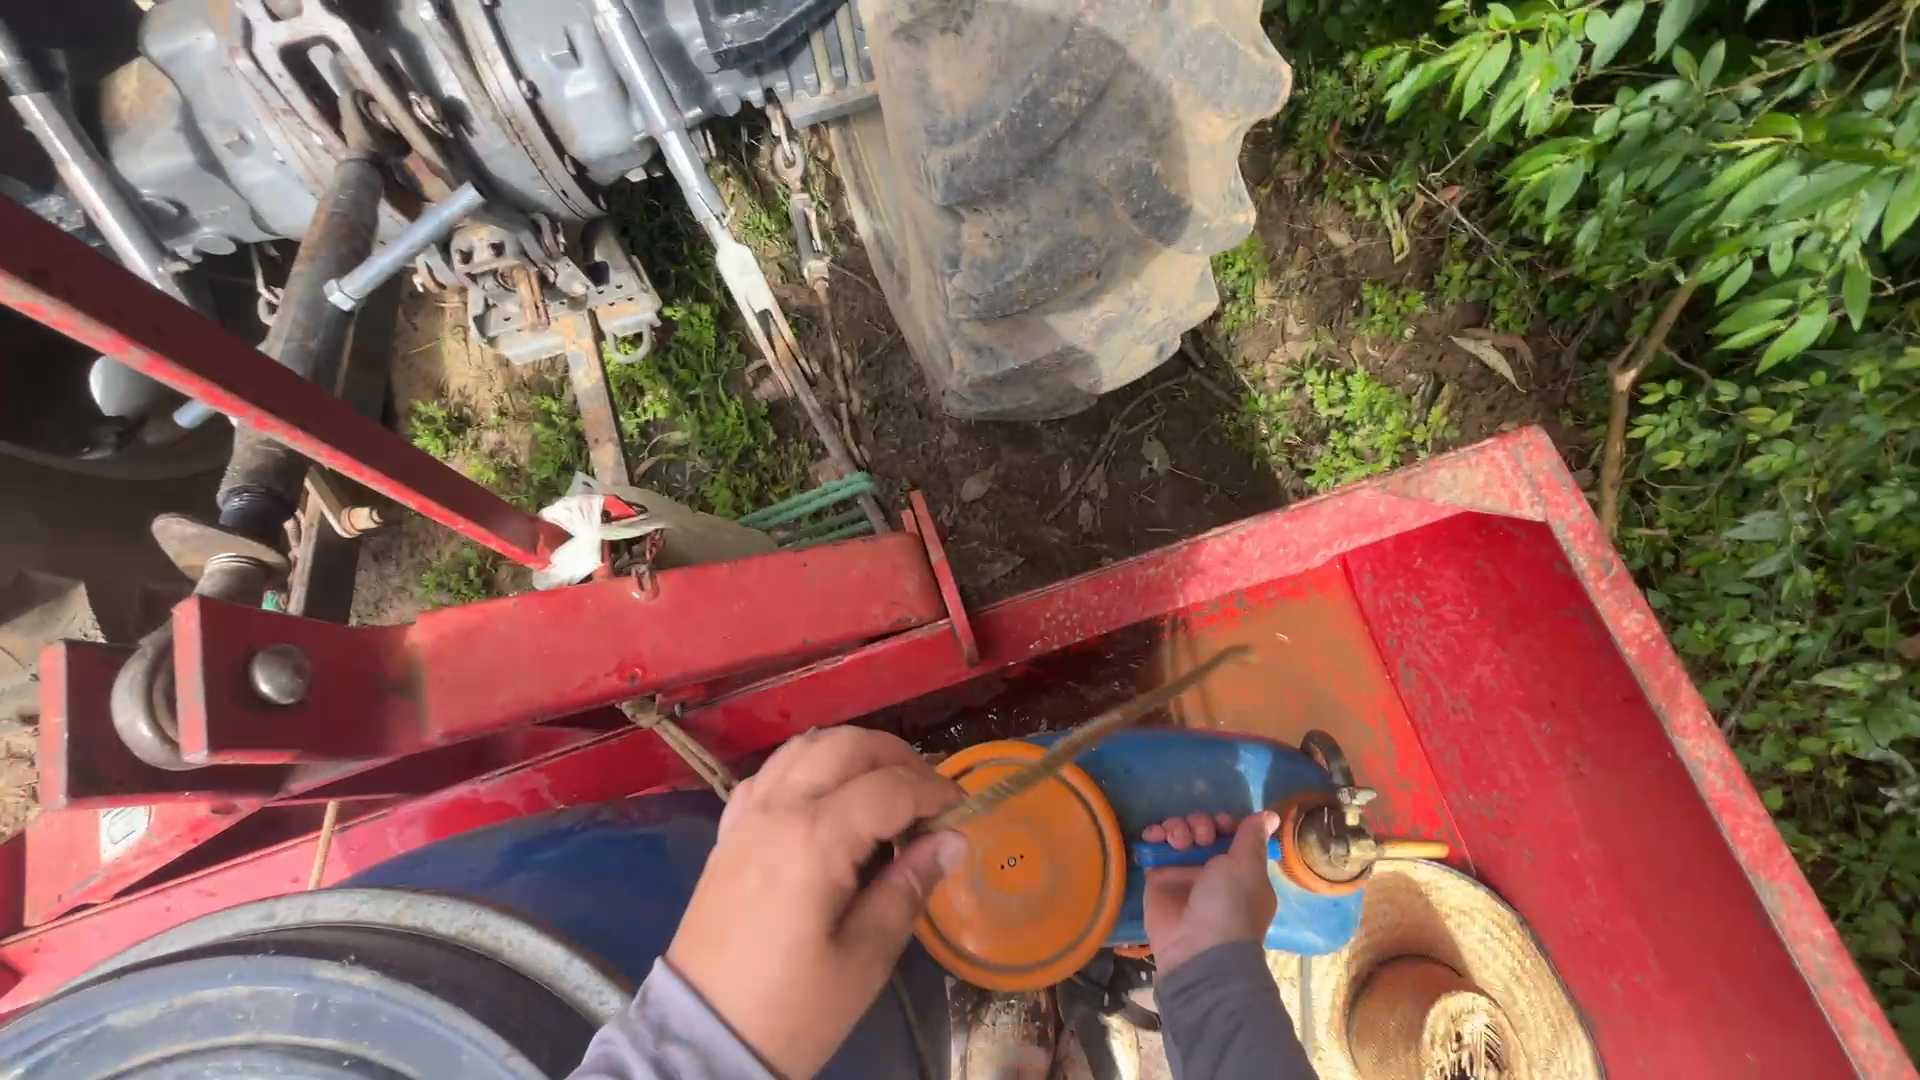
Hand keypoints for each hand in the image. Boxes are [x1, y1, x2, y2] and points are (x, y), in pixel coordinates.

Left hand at [666, 728, 966, 1078]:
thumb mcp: (864, 958)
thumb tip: (953, 839)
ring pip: (807, 745)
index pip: (890, 787)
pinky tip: (826, 793)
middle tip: (928, 791)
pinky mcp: (730, 830)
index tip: (962, 808)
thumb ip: (909, 887)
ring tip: (884, 783)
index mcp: (815, 839)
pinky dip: (809, 764)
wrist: (701, 1040)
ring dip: (853, 750)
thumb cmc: (791, 1009)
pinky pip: (772, 771)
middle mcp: (779, 809)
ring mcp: (749, 814)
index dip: (934, 790)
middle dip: (898, 757)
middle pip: (848, 745)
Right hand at [1140, 811, 1279, 974]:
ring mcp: (1183, 871)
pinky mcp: (1158, 877)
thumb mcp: (1247, 867)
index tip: (1220, 826)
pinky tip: (1154, 836)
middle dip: (1198, 824)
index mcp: (1239, 867)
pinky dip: (1153, 835)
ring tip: (1176, 841)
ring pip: (1177, 833)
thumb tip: (1270, 814)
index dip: (1223, 822)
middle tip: (1199, 839)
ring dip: (1176, 827)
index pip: (1229, 832)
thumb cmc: (1231, 904)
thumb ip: (1251, 837)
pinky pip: (1154, 846)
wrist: (1198, 948)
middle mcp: (1212, 868)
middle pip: (1201, 828)